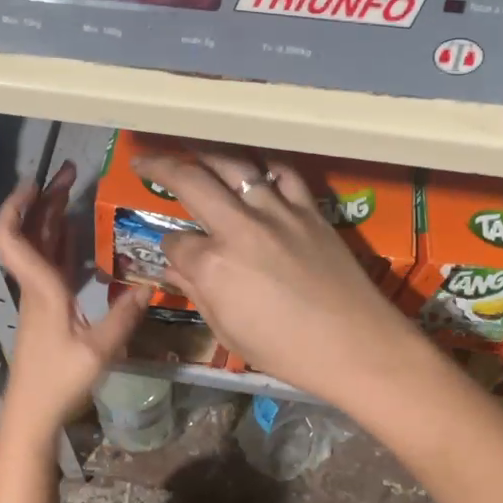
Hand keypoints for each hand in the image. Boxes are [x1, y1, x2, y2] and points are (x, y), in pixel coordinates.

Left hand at [0, 161, 151, 444]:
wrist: (32, 413)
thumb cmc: (59, 382)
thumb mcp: (98, 351)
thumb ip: (123, 318)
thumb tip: (150, 286)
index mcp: (41, 289)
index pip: (11, 240)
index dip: (14, 207)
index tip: (35, 182)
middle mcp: (35, 285)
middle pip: (29, 232)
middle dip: (43, 198)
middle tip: (69, 172)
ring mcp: (39, 296)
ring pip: (40, 245)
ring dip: (51, 215)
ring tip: (72, 188)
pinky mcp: (47, 307)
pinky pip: (51, 262)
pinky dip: (61, 239)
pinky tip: (75, 228)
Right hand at [134, 150, 426, 408]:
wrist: (358, 346)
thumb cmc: (286, 352)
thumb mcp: (228, 332)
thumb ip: (198, 292)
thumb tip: (176, 268)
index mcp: (213, 265)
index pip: (175, 242)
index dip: (170, 249)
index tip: (174, 256)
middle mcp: (239, 227)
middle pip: (191, 181)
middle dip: (160, 166)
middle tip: (145, 158)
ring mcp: (277, 212)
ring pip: (234, 165)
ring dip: (207, 155)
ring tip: (192, 150)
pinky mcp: (310, 210)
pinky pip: (282, 174)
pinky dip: (264, 168)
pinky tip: (255, 171)